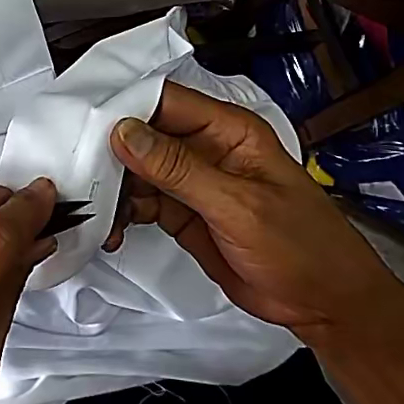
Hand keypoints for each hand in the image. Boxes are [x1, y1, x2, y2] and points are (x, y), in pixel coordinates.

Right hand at [109, 81, 400, 339]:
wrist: (323, 299)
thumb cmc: (302, 244)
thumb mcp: (238, 205)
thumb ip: (180, 169)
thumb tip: (127, 132)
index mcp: (230, 131)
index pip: (168, 103)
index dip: (127, 109)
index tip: (88, 125)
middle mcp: (209, 150)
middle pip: (147, 136)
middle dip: (113, 152)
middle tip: (81, 173)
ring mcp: (196, 184)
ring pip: (142, 172)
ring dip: (116, 189)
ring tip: (96, 208)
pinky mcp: (187, 214)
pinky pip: (147, 204)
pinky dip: (127, 214)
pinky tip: (114, 229)